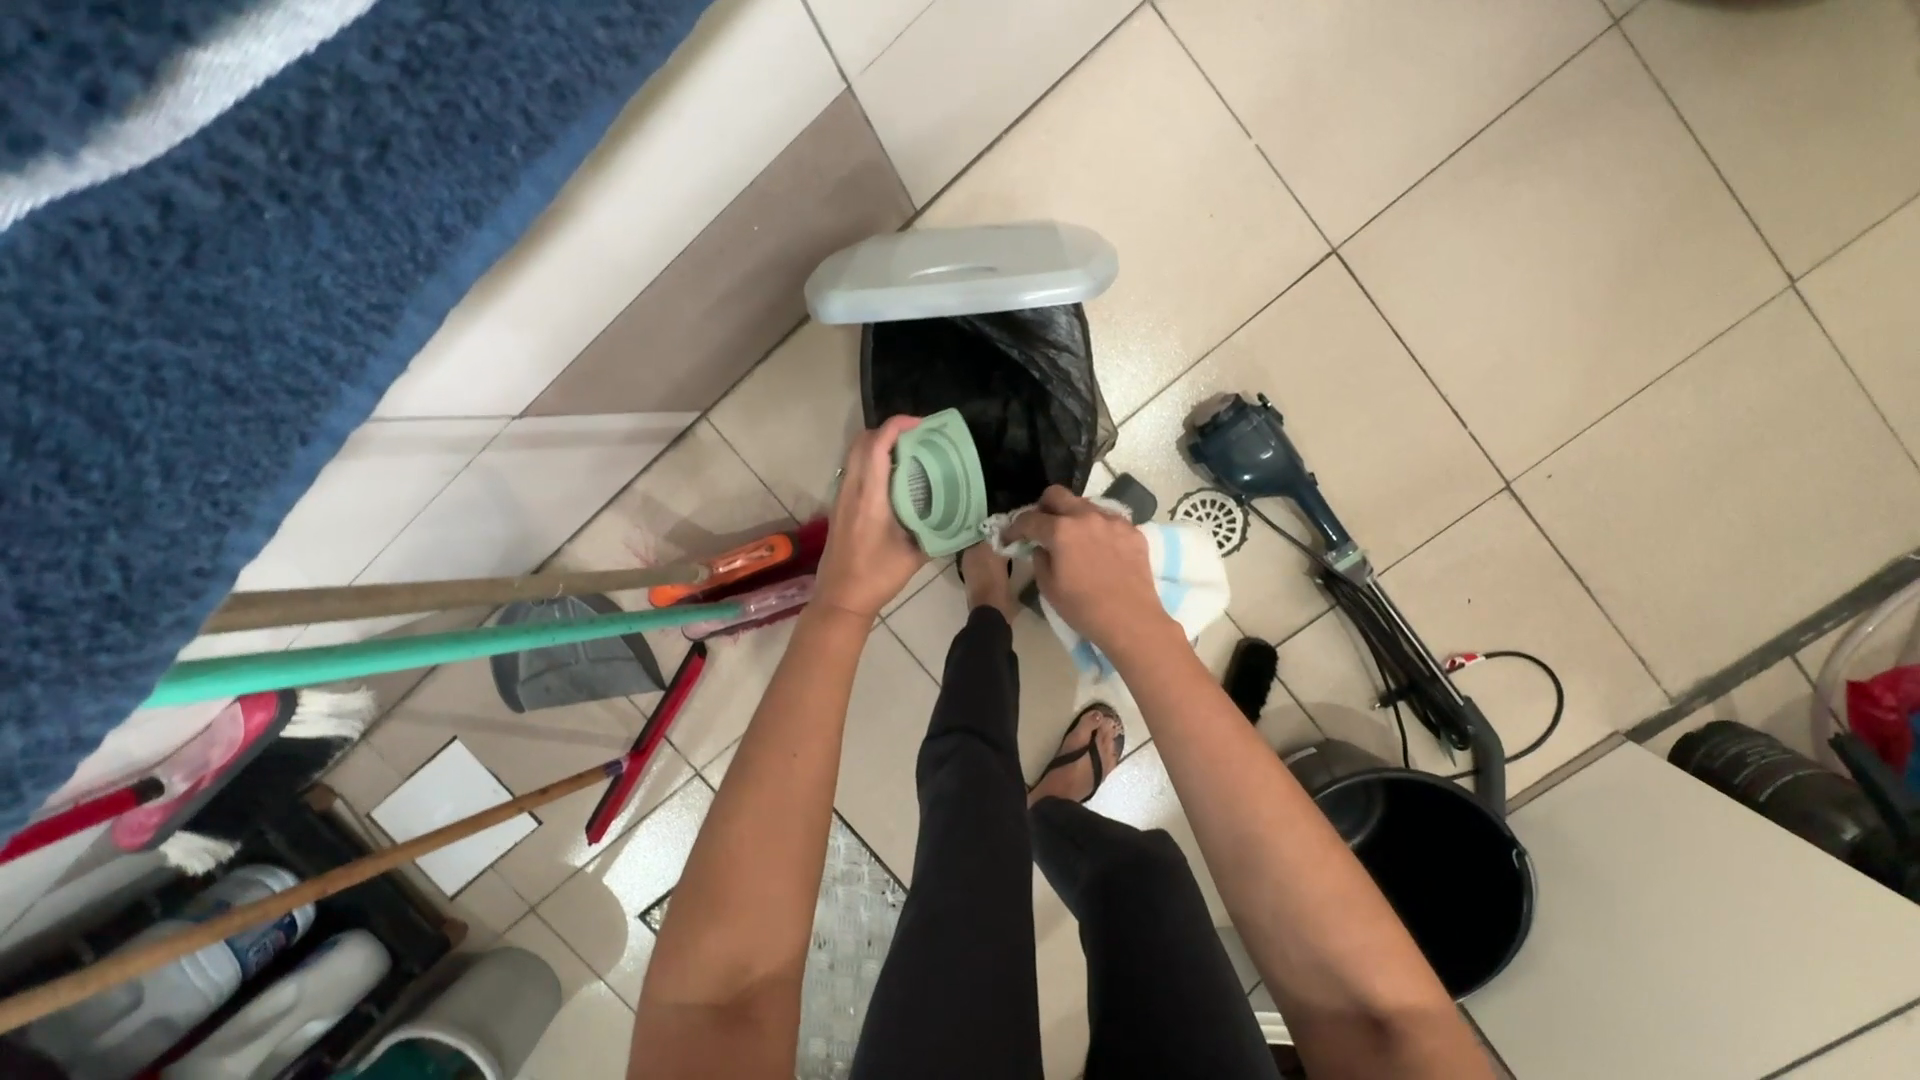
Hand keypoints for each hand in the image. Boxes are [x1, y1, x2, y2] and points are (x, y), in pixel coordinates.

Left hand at [812, 415, 928, 620]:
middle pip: (862, 442)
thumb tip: (957, 516)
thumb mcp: (914, 555)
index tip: (920, 424)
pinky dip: (871, 462)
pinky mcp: (838, 507)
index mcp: (870, 497)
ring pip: (854, 455)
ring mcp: (841, 498)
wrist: (840, 599)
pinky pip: (853, 471)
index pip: (877, 446)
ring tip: (907, 454)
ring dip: (878, 446)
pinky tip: (892, 480)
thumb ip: (934, 530)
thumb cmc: (877, 577)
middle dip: (888, 431)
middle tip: (916, 437)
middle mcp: (851, 491)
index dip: (897, 426)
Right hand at [1001, 486, 1178, 656]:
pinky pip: (1109, 521)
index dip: (1015, 528)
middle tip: (1042, 526)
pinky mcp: (1133, 531)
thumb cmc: (1083, 608)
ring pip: (1086, 505)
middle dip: (1044, 507)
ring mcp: (1113, 521)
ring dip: (1074, 516)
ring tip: (1075, 539)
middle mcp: (1086, 516)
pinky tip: (1101, 549)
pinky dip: (1098, 529)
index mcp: (1060, 530)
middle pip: (1057, 495)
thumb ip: (1039, 559)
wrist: (1130, 619)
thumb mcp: (1048, 587)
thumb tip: (1042, 547)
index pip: (1029, 519)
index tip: (1011, 537)